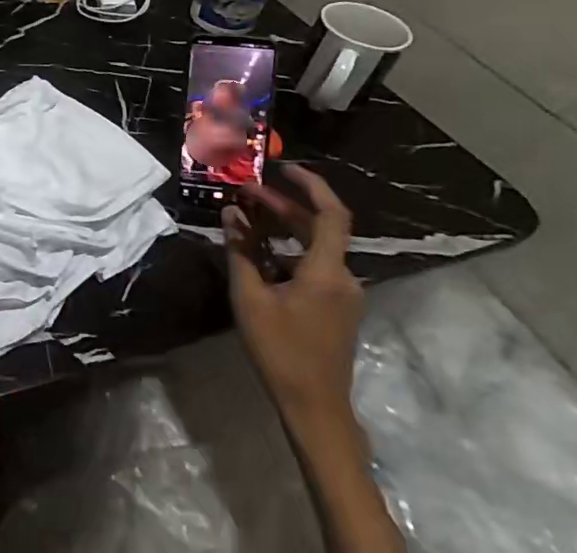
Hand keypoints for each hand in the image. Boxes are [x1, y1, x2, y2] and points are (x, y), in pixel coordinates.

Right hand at [225, 164, 364, 427]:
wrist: (314, 408)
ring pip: (316, 246)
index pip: (331, 213)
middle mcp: (343, 276)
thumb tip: (232, 214)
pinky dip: (291, 252)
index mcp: (327, 271)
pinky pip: (317, 266)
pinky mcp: (338, 306)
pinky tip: (264, 256)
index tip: (284, 168)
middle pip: (318, 227)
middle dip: (283, 206)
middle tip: (248, 193)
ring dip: (286, 229)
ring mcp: (344, 293)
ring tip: (250, 219)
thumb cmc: (280, 352)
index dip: (311, 185)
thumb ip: (241, 252)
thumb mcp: (250, 299)